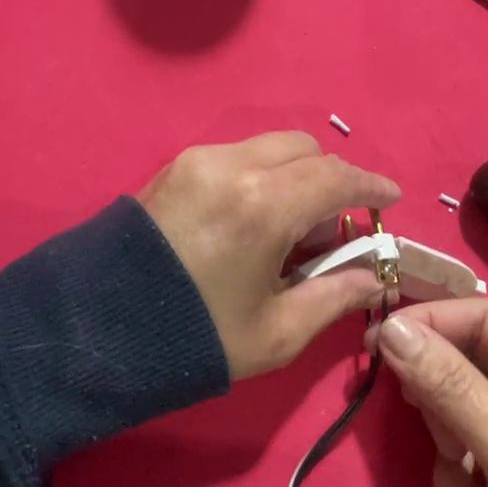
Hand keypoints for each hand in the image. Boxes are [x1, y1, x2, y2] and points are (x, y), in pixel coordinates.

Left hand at [137, 132, 400, 380]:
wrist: (98, 331)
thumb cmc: (195, 338)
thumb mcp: (276, 332)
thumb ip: (334, 296)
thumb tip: (372, 277)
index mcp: (265, 204)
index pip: (337, 177)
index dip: (370, 186)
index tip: (390, 199)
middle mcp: (232, 166)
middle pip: (303, 150)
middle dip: (330, 180)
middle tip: (330, 230)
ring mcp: (196, 162)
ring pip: (266, 148)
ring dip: (292, 176)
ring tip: (287, 232)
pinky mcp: (172, 169)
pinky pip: (233, 157)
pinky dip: (258, 176)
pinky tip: (250, 223)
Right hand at [373, 300, 487, 486]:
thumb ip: (453, 389)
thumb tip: (391, 328)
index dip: (431, 322)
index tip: (377, 342)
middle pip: (469, 358)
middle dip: (442, 401)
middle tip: (441, 441)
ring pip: (459, 399)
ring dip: (448, 442)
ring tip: (467, 485)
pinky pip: (464, 435)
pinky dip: (456, 467)